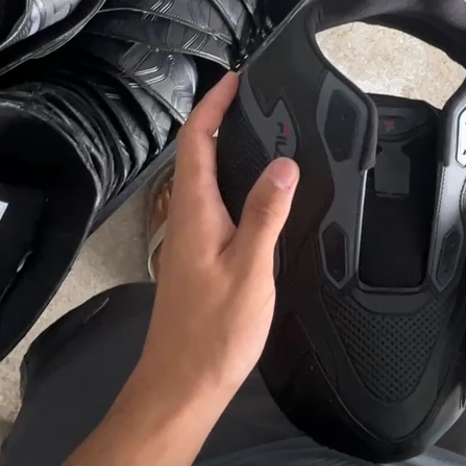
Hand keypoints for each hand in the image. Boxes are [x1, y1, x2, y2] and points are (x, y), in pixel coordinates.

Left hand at [51, 74, 297, 465]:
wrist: (181, 384)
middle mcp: (186, 216)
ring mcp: (188, 235)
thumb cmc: (211, 333)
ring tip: (255, 130)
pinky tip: (253, 188)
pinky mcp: (196, 253)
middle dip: (218, 117)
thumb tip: (283, 164)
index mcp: (195, 210)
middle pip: (196, 151)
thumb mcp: (249, 269)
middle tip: (249, 98)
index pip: (196, 140)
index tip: (235, 81)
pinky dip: (228, 176)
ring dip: (222, 145)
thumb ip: (266, 213)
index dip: (213, 105)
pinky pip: (211, 198)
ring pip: (202, 174)